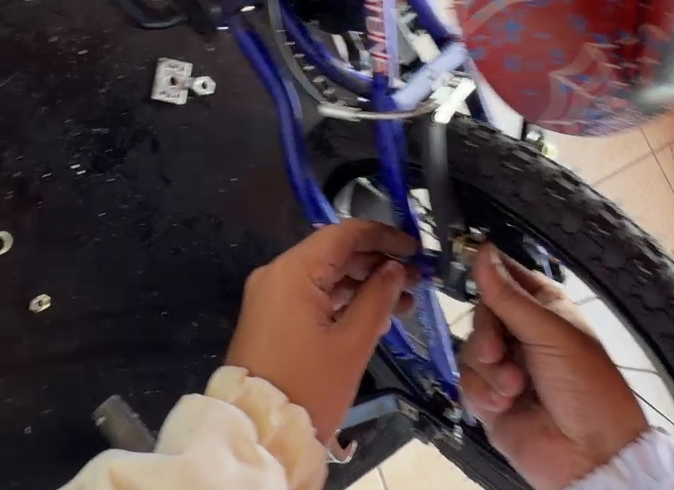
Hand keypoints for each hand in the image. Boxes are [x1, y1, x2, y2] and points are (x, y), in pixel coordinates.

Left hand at [225, 219, 417, 442]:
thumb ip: (378, 297)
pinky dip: (343, 301)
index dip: (383, 237)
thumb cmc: (309, 386)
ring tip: (404, 301)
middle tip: (416, 279)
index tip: (414, 249)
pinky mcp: (272, 318)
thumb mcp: (352, 343)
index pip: (344, 234)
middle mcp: (277, 274)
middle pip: (335, 254)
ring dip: (364, 285)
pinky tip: (376, 315)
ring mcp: (272, 296)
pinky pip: (313, 296)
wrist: (257, 438)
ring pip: (326, 276)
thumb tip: (396, 269)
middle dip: (378, 264)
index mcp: (293, 271)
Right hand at [459, 247, 648, 489]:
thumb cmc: (585, 383)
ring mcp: (504, 368)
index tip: (468, 267)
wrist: (591, 457)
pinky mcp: (490, 400)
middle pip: (481, 314)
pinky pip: (466, 382)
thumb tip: (482, 248)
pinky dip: (482, 393)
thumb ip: (509, 295)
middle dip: (487, 334)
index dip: (487, 274)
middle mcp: (521, 333)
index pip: (505, 277)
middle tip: (499, 352)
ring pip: (471, 348)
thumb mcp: (550, 333)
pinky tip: (503, 404)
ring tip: (514, 388)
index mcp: (542, 307)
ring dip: (489, 369)